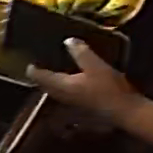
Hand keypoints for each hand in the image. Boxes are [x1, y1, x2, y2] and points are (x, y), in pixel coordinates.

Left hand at [27, 39, 144, 120]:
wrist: (123, 111)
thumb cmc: (108, 88)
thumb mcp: (96, 66)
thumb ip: (81, 53)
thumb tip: (67, 41)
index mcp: (61, 85)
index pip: (40, 77)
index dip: (33, 70)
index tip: (29, 62)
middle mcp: (60, 95)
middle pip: (44, 85)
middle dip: (39, 76)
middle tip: (38, 65)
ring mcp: (68, 102)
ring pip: (52, 90)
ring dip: (49, 82)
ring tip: (50, 70)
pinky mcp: (78, 105)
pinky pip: (62, 93)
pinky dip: (60, 85)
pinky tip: (68, 80)